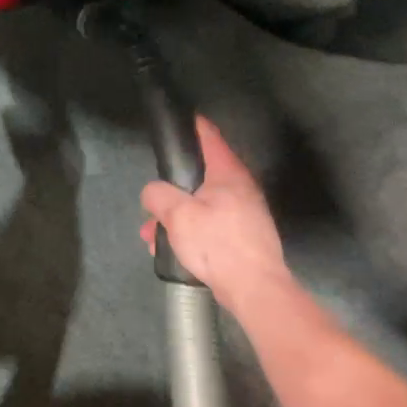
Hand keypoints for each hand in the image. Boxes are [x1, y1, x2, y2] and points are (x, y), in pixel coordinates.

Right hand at [139, 117, 288, 293]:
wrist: (253, 288)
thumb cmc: (217, 244)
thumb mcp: (176, 215)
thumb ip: (158, 195)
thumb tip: (154, 192)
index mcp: (228, 176)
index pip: (212, 140)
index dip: (196, 127)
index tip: (185, 118)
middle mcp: (242, 190)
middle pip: (201, 178)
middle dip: (173, 190)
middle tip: (153, 202)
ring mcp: (245, 215)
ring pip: (202, 206)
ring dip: (176, 217)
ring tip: (153, 235)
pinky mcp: (243, 238)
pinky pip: (209, 226)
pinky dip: (190, 232)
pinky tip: (173, 249)